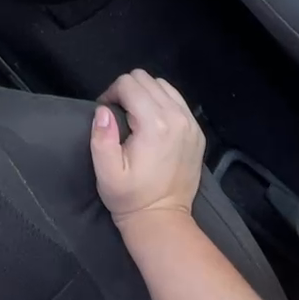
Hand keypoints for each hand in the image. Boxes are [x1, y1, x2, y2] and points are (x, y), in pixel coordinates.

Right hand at [91, 70, 204, 226]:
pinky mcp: (197, 132)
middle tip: (119, 116)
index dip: (110, 94)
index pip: (127, 83)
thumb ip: (101, 138)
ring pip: (162, 85)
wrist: (163, 220)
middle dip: (127, 91)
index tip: (107, 115)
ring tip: (135, 117)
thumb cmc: (130, 198)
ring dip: (145, 94)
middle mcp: (177, 117)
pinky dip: (161, 101)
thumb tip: (102, 110)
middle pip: (145, 79)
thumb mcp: (106, 172)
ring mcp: (191, 124)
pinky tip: (153, 121)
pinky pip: (177, 99)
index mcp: (155, 124)